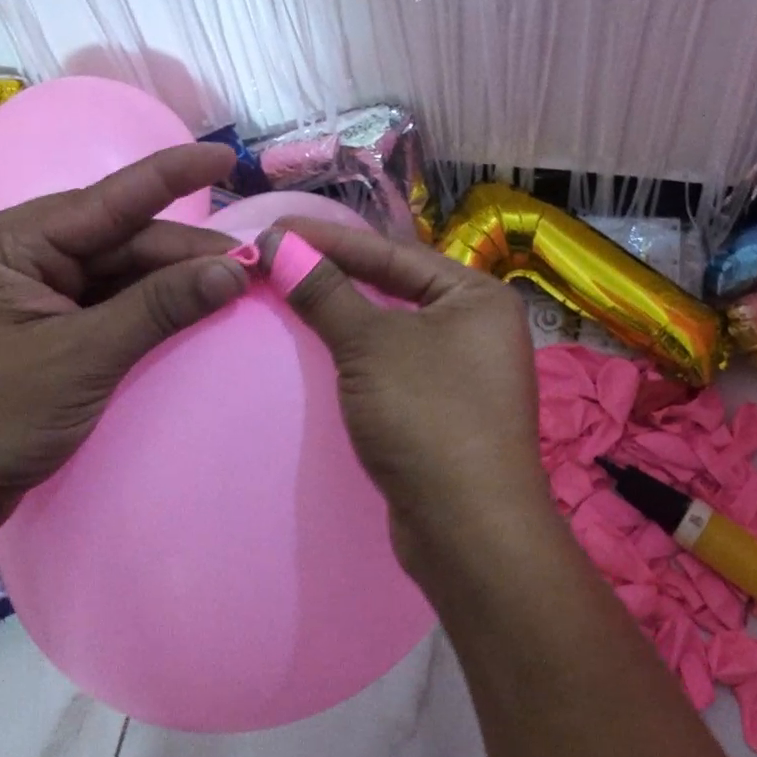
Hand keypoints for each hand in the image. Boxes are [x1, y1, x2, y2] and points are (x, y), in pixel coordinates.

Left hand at [0, 146, 247, 535]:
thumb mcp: (78, 360)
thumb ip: (159, 308)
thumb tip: (235, 269)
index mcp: (2, 245)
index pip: (104, 200)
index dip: (171, 175)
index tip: (226, 155)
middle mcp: (13, 258)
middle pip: (117, 240)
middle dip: (184, 251)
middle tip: (253, 264)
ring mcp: (25, 296)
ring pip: (116, 274)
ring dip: (172, 281)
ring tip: (235, 285)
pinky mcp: (39, 332)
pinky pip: (106, 306)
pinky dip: (150, 310)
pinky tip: (193, 311)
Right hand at [260, 217, 555, 574]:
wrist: (468, 526)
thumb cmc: (428, 416)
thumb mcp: (370, 346)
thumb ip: (327, 293)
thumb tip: (282, 248)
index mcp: (479, 296)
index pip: (395, 253)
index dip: (332, 241)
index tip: (275, 230)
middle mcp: (482, 326)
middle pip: (399, 288)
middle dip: (340, 275)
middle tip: (280, 259)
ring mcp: (469, 372)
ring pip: (397, 330)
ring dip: (348, 314)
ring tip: (293, 294)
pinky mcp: (450, 412)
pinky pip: (399, 367)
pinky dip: (363, 356)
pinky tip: (327, 349)